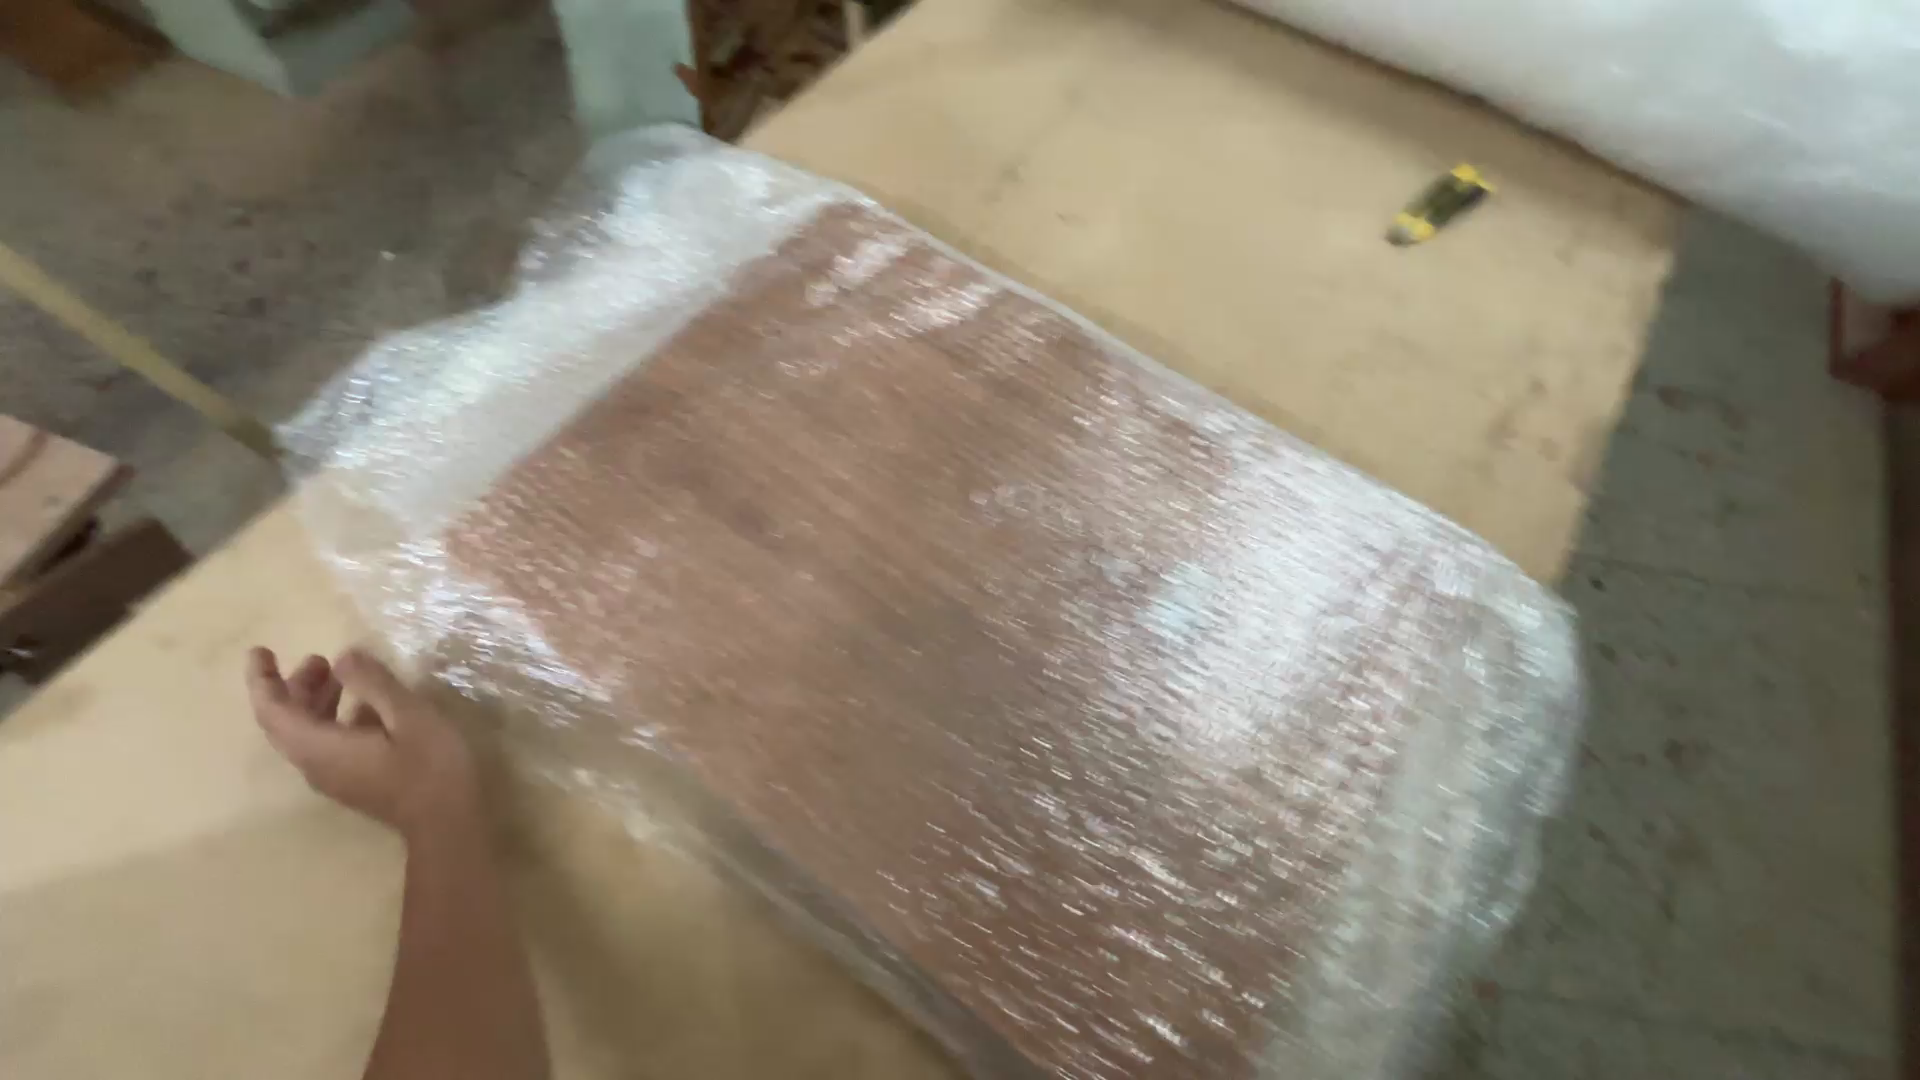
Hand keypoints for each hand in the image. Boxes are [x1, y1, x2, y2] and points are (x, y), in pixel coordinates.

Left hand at [247, 646, 479, 841]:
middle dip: (294, 686)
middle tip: (317, 658)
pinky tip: (371, 704)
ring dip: (317, 700)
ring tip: (344, 674)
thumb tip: (345, 656)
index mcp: (320, 747)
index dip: (263, 680)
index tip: (261, 651)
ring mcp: (335, 774)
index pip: (273, 711)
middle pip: (286, 722)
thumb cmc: (430, 766)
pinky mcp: (354, 779)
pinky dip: (337, 716)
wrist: (446, 820)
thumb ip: (375, 685)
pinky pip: (329, 742)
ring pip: (308, 732)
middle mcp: (315, 763)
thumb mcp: (410, 717)